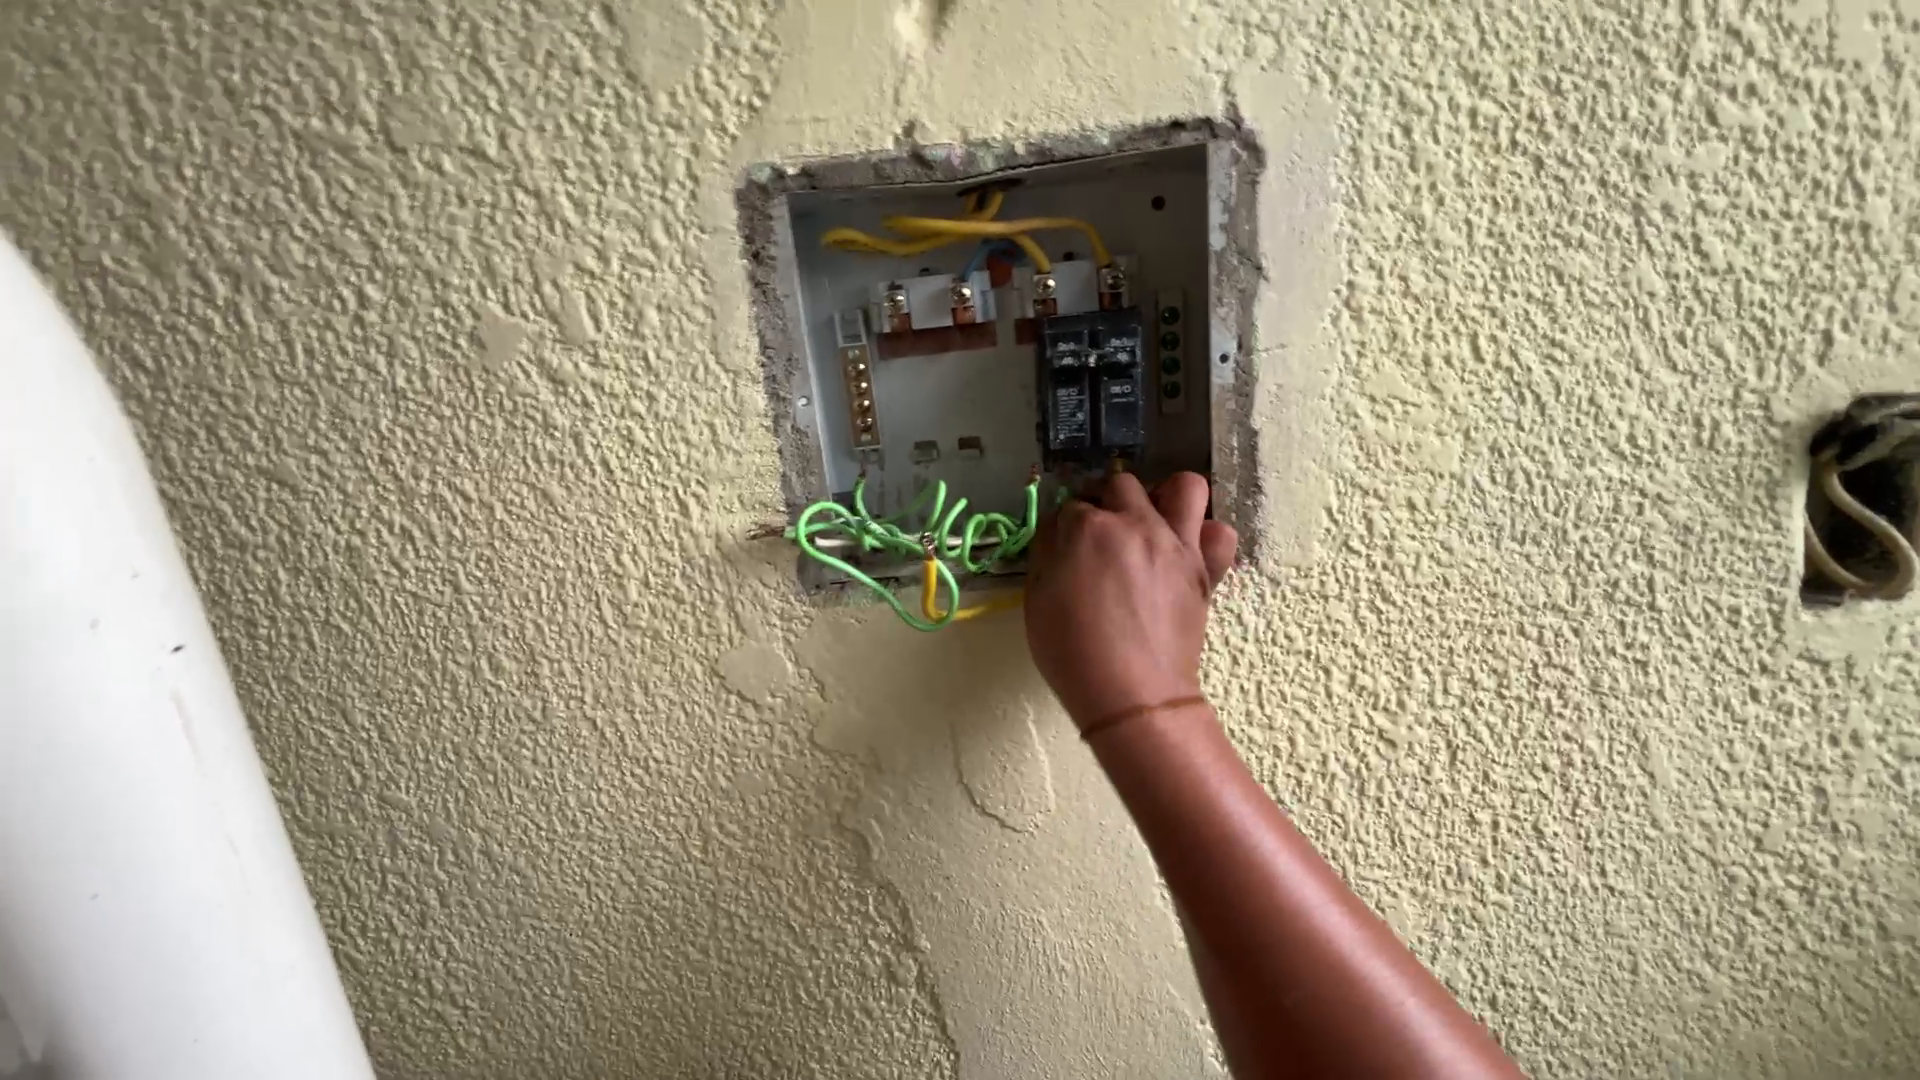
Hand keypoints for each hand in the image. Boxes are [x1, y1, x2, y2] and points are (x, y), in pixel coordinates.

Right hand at [1023, 472, 1236, 728]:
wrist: (1131, 693)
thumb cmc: (1072, 652)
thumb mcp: (1037, 600)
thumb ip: (1046, 553)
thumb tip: (1056, 530)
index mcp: (1086, 528)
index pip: (1071, 505)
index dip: (1065, 525)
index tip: (1065, 545)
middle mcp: (1134, 523)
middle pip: (1120, 484)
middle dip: (1106, 499)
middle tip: (1101, 530)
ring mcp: (1176, 543)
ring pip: (1185, 486)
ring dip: (1166, 496)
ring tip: (1152, 522)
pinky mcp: (1205, 569)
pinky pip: (1220, 533)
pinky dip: (1206, 536)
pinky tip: (1186, 551)